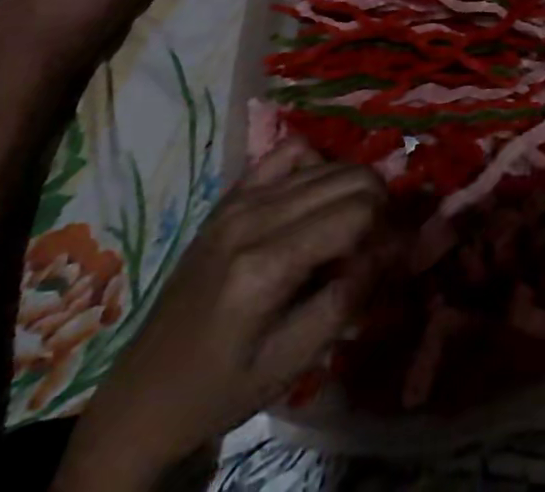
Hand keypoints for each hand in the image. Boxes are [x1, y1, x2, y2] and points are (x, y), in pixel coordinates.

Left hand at [52, 141, 384, 491]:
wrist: (148, 392)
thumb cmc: (225, 386)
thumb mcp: (296, 360)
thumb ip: (350, 296)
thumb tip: (395, 246)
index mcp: (265, 264)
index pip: (359, 212)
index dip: (391, 232)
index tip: (396, 261)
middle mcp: (252, 217)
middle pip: (349, 178)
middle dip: (380, 207)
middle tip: (379, 248)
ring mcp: (238, 200)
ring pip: (327, 163)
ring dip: (354, 190)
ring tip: (353, 230)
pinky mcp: (230, 197)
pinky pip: (290, 152)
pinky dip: (319, 167)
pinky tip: (319, 201)